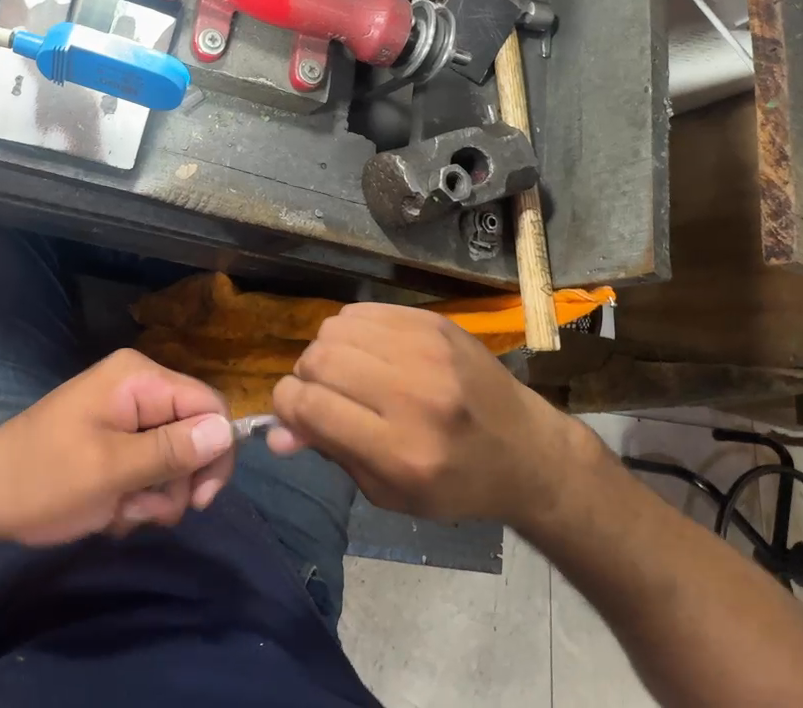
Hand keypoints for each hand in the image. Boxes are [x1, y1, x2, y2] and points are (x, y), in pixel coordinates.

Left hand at [0, 349, 236, 546]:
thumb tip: (227, 431)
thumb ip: (171, 450)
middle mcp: (137, 388)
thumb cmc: (40, 479)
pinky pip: (148, 469)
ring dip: (155, 496)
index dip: (214, 452)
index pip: (209, 405)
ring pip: (174, 459)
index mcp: (138, 378)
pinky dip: (137, 497)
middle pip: (194, 433)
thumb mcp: (110, 469)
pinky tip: (109, 511)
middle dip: (177, 481)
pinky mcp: (114, 441)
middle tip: (147, 513)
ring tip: (118, 513)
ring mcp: (124, 415)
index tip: (199, 500)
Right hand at [269, 303, 592, 523]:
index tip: (295, 414)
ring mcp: (428, 351)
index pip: (311, 406)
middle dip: (305, 378)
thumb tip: (276, 431)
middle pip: (319, 360)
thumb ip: (330, 453)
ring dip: (328, 351)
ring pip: (335, 329)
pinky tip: (370, 353)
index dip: (287, 406)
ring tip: (349, 373)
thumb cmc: (454, 485)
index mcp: (402, 450)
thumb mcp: (389, 492)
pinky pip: (363, 311)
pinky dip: (353, 331)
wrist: (526, 451)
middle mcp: (415, 395)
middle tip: (324, 395)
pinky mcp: (436, 324)